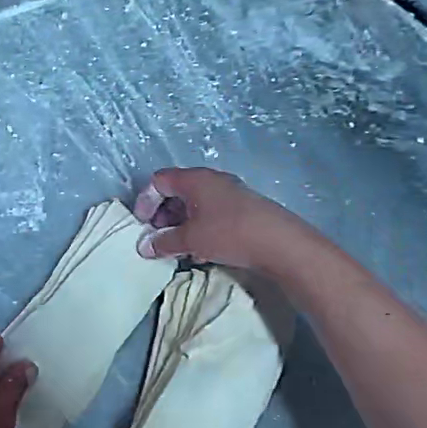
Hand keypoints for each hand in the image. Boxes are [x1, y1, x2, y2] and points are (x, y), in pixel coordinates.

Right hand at [133, 166, 320, 271]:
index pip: (159, 180)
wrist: (283, 245)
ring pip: (195, 202)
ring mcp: (231, 192)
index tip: (143, 223)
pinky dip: (200, 225)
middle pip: (177, 190)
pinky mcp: (245, 208)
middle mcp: (212, 180)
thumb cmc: (229, 233)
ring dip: (181, 221)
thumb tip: (144, 247)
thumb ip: (163, 242)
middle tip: (158, 235)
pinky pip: (212, 211)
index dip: (145, 200)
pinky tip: (202, 247)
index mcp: (195, 179)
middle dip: (163, 213)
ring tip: (178, 244)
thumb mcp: (190, 240)